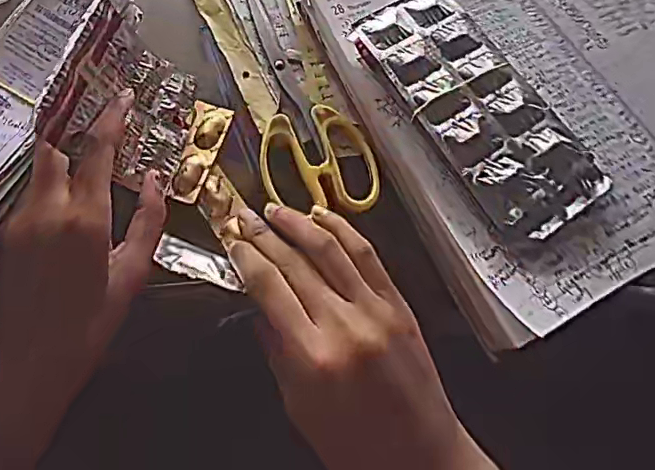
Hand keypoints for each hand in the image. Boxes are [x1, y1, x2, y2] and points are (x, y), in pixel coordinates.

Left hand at [0, 91, 166, 469]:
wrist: (25, 374)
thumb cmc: (88, 326)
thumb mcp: (131, 275)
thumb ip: (148, 220)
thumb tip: (153, 177)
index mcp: (83, 217)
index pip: (97, 148)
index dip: (112, 116)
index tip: (123, 94)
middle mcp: (46, 209)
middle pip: (54, 145)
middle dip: (73, 122)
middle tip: (95, 109)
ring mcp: (19, 221)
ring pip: (40, 168)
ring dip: (63, 152)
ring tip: (86, 147)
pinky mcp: (5, 235)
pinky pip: (32, 192)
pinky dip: (52, 179)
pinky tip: (67, 191)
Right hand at [229, 203, 495, 469]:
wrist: (422, 458)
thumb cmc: (358, 445)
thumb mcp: (299, 407)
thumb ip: (276, 352)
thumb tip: (257, 308)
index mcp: (313, 358)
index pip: (269, 287)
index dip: (246, 257)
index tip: (232, 241)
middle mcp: (343, 326)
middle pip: (293, 262)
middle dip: (263, 234)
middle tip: (245, 217)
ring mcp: (374, 309)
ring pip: (328, 248)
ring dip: (297, 222)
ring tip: (275, 210)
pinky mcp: (397, 301)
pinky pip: (365, 252)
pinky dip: (341, 228)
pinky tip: (322, 216)